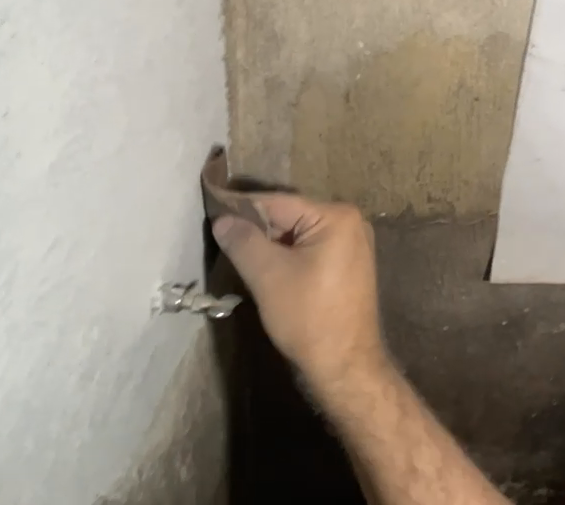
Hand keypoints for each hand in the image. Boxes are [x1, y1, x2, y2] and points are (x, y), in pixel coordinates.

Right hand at [212, 194, 388, 395]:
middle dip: (256, 225)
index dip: (243, 205)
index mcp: (337, 216)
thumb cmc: (308, 315)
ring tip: (233, 246)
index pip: (280, 203)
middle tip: (217, 230)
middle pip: (291, 216)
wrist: (345, 361)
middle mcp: (351, 222)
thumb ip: (244, 242)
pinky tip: (263, 264)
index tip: (211, 203)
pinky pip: (311, 248)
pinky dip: (287, 254)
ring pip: (299, 234)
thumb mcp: (269, 276)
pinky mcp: (349, 264)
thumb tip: (222, 218)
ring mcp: (353, 243)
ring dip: (270, 242)